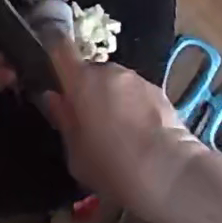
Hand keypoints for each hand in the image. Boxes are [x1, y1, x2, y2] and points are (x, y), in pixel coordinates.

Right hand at [36, 33, 206, 218]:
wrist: (169, 173)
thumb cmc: (112, 166)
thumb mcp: (76, 154)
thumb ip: (63, 120)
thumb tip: (52, 97)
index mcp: (82, 81)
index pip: (61, 49)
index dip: (55, 53)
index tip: (52, 68)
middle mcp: (108, 70)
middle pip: (90, 71)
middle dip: (87, 90)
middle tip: (88, 121)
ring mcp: (135, 78)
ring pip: (114, 82)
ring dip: (111, 98)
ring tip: (118, 133)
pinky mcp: (158, 90)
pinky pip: (136, 93)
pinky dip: (133, 106)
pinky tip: (140, 135)